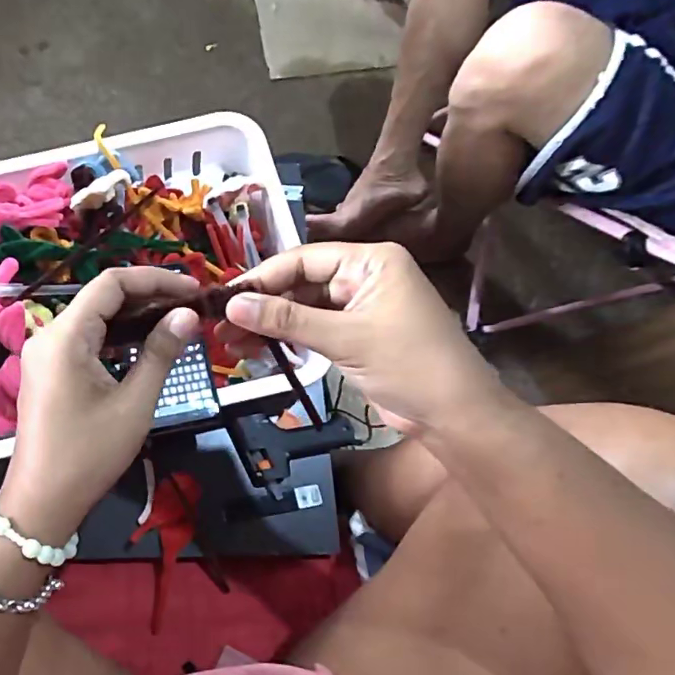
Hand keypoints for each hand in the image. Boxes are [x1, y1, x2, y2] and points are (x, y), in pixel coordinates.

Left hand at [2, 267, 201, 541]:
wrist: (42, 501)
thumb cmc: (89, 455)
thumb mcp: (134, 404)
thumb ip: (161, 353)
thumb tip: (187, 315)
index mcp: (65, 336)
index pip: (112, 283)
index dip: (156, 279)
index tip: (193, 288)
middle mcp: (49, 335)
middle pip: (102, 297)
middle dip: (148, 296)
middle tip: (191, 306)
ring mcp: (45, 353)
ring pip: (95, 317)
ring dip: (134, 316)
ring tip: (176, 321)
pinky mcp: (48, 370)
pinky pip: (86, 339)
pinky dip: (116, 336)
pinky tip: (145, 344)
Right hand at [217, 242, 509, 435]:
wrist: (452, 415)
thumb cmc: (408, 365)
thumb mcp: (345, 338)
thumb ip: (287, 321)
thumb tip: (233, 304)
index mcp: (371, 261)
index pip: (305, 259)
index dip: (263, 277)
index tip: (226, 297)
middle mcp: (365, 277)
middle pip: (301, 285)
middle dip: (263, 307)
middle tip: (221, 327)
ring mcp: (360, 308)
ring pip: (304, 311)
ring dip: (271, 327)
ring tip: (232, 345)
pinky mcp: (357, 337)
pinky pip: (315, 331)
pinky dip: (290, 342)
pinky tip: (260, 352)